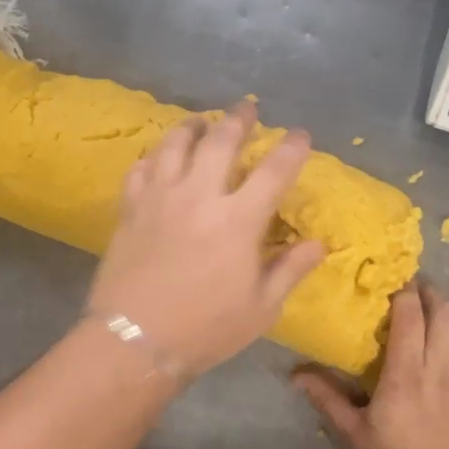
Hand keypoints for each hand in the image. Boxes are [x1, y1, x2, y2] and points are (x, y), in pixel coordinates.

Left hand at [87, 100, 326, 379]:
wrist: (135, 342)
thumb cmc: (206, 329)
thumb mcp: (261, 308)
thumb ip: (290, 269)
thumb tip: (319, 243)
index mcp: (238, 220)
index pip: (273, 171)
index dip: (291, 148)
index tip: (300, 134)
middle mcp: (199, 196)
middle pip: (220, 142)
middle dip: (238, 119)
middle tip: (247, 107)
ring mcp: (160, 198)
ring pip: (175, 145)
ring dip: (192, 127)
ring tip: (201, 120)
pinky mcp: (130, 209)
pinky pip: (141, 169)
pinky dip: (154, 156)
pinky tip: (159, 156)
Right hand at [295, 285, 448, 448]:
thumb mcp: (353, 432)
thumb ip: (326, 397)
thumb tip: (294, 375)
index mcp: (405, 372)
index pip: (410, 313)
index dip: (403, 292)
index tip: (392, 286)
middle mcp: (439, 366)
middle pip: (446, 310)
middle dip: (431, 294)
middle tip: (415, 296)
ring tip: (438, 319)